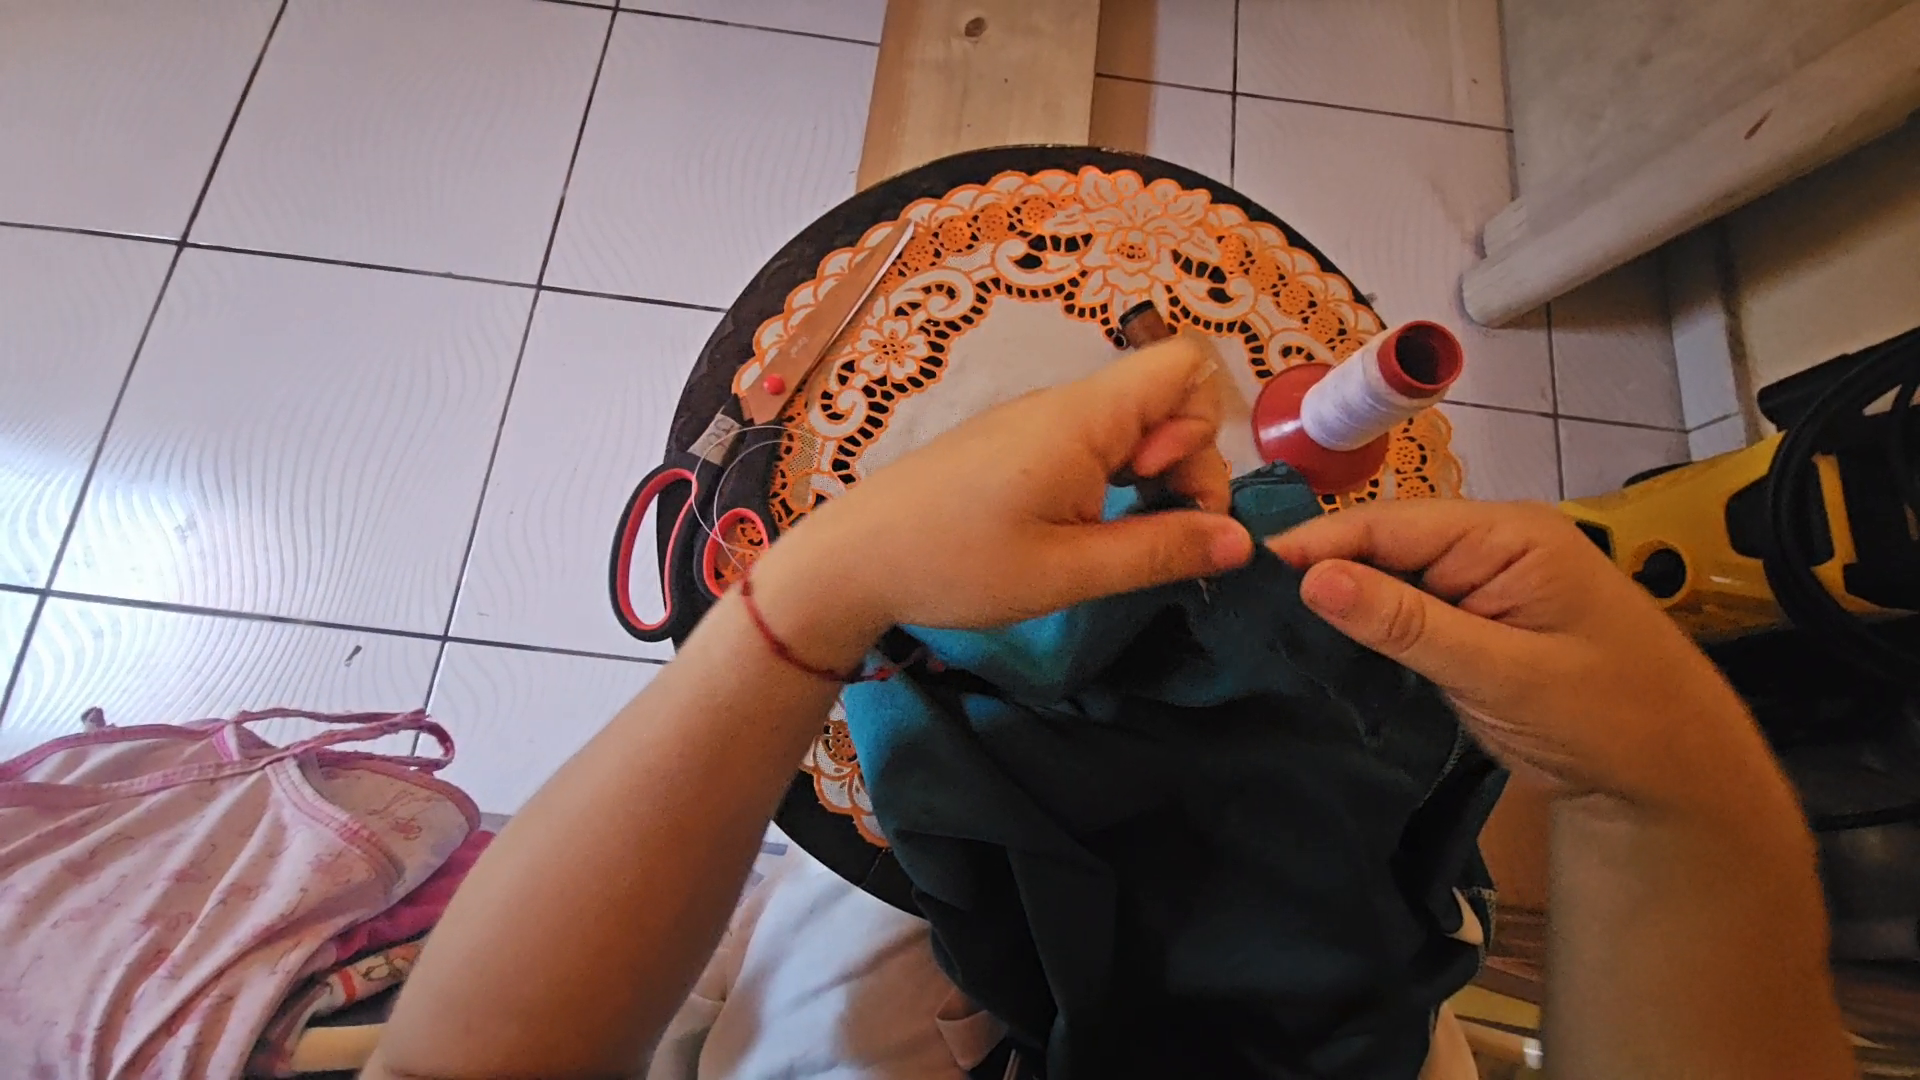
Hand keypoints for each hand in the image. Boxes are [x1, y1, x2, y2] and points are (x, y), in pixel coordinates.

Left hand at [750, 334, 1254, 666]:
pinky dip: (1104, 481)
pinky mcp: (1012, 446)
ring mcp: (1033, 423)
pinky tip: (1075, 527)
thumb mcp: (1067, 571)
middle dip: (1180, 463)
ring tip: (1104, 538)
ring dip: (1142, 478)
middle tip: (1147, 532)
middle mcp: (1062, 405)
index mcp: (1082, 417)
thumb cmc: (957, 564)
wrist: (854, 559)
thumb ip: (1160, 550)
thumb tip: (1241, 539)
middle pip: (1162, 400)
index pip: (1182, 365)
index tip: (1160, 489)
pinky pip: (1086, 444)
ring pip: (1126, 427)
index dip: (1199, 427)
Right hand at [1266, 499, 1783, 814]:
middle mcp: (1485, 542)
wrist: (1675, 783)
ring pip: (1381, 573)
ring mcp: (1473, 577)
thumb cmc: (1608, 721)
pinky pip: (1396, 603)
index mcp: (1506, 534)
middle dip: (1316, 566)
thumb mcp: (1502, 673)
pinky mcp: (1462, 613)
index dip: (1315, 544)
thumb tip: (1310, 580)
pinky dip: (1358, 618)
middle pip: (1378, 542)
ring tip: (1263, 612)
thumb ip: (1404, 623)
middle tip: (1244, 596)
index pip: (1386, 525)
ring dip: (1332, 594)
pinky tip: (1316, 632)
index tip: (1245, 568)